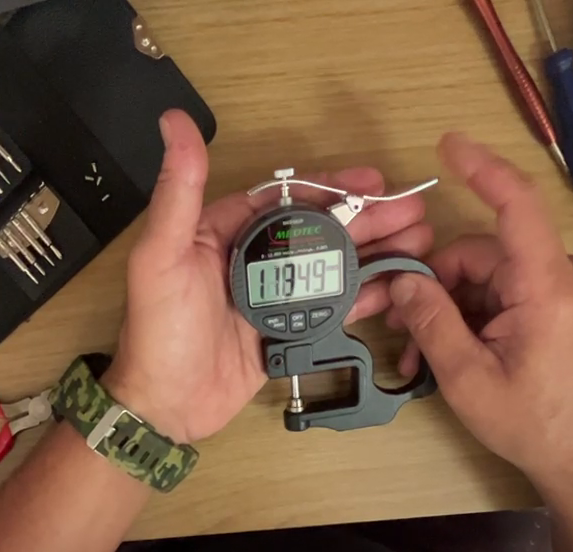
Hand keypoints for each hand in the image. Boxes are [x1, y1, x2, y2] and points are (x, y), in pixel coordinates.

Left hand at [105, 110, 434, 444]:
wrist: (163, 406)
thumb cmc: (156, 334)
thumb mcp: (161, 257)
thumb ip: (177, 193)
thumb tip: (174, 123)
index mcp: (222, 234)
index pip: (286, 199)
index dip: (331, 186)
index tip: (373, 180)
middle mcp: (249, 262)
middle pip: (317, 230)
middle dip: (366, 218)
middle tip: (412, 210)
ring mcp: (269, 300)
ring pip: (329, 267)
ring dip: (372, 252)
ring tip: (417, 242)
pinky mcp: (282, 334)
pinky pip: (329, 309)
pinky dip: (362, 296)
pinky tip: (395, 285)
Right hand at [386, 133, 572, 501]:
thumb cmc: (530, 422)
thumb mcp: (466, 377)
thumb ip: (432, 322)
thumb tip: (401, 281)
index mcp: (546, 285)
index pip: (516, 205)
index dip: (482, 168)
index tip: (447, 144)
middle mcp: (558, 276)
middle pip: (480, 254)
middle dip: (433, 284)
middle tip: (393, 322)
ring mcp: (557, 292)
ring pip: (484, 278)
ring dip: (445, 310)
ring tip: (416, 355)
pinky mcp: (551, 309)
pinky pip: (498, 297)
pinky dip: (466, 320)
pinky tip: (441, 354)